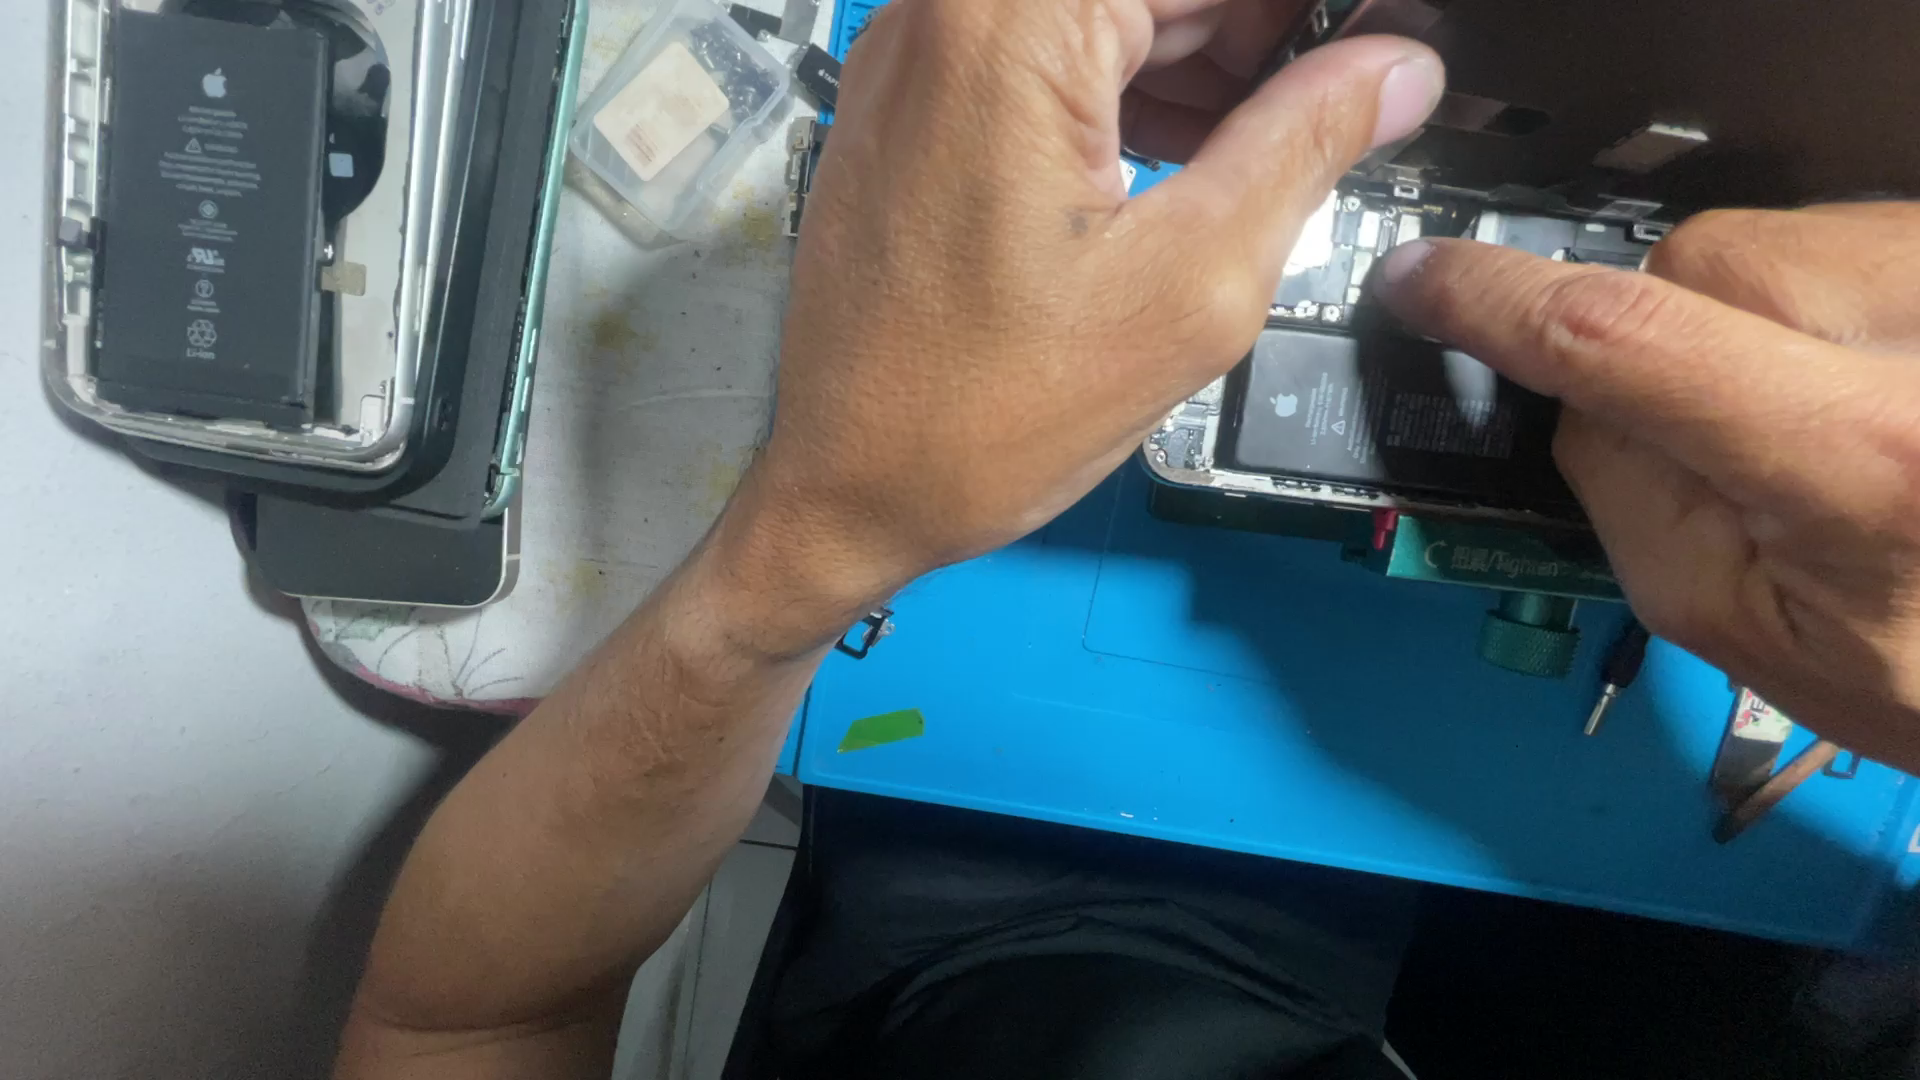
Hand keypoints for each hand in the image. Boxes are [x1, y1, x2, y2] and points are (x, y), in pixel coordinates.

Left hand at [718, 0, 1444, 648]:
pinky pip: (1033, 63)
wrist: (848, 493)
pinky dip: (1115, 92)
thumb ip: (1301, 150)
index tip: (1370, 62)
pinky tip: (1171, 154)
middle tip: (1332, 105)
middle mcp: (945, 9)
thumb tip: (1395, 68)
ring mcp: (908, 61)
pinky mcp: (899, 119)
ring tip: (1263, 141)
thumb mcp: (1184, 293)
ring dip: (1191, 56)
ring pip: (1093, 15)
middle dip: (1253, 30)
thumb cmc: (993, 421)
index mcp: (1015, 23)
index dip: (1310, 13)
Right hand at [1374, 204, 1919, 771]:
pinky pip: (1848, 238)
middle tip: (1702, 418)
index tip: (1413, 279)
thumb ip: (1624, 499)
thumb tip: (1573, 399)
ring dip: (1734, 312)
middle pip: (1694, 264)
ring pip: (1768, 238)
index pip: (1615, 339)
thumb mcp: (1723, 613)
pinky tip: (1868, 371)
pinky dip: (1811, 299)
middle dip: (1647, 325)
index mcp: (1854, 461)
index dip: (1492, 300)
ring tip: (1804, 402)